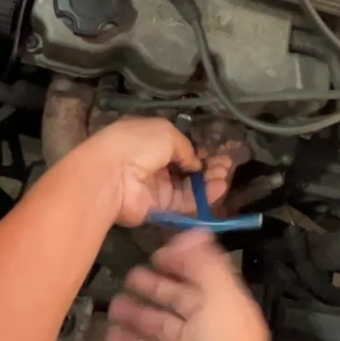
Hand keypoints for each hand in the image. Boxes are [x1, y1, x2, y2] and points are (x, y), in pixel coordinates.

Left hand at [64, 118, 232, 227]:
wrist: (112, 174)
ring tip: (226, 175)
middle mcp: (155, 163)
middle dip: (207, 166)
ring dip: (208, 181)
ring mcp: (157, 187)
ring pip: (188, 186)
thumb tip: (195, 163)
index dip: (198, 150)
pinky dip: (202, 197)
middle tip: (227, 165)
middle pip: (186, 168)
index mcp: (152, 140)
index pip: (180, 147)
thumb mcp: (166, 133)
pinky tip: (219, 188)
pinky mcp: (159, 208)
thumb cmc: (138, 144)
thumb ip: (185, 147)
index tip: (217, 152)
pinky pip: (184, 203)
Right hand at [105, 231, 295, 340]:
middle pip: (177, 300)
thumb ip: (205, 262)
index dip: (178, 261)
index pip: (199, 273)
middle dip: (153, 287)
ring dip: (137, 315)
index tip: (155, 251)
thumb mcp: (220, 295)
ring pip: (161, 328)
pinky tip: (112, 338)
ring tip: (113, 305)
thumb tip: (193, 232)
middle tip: (128, 276)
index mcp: (224, 301)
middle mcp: (209, 324)